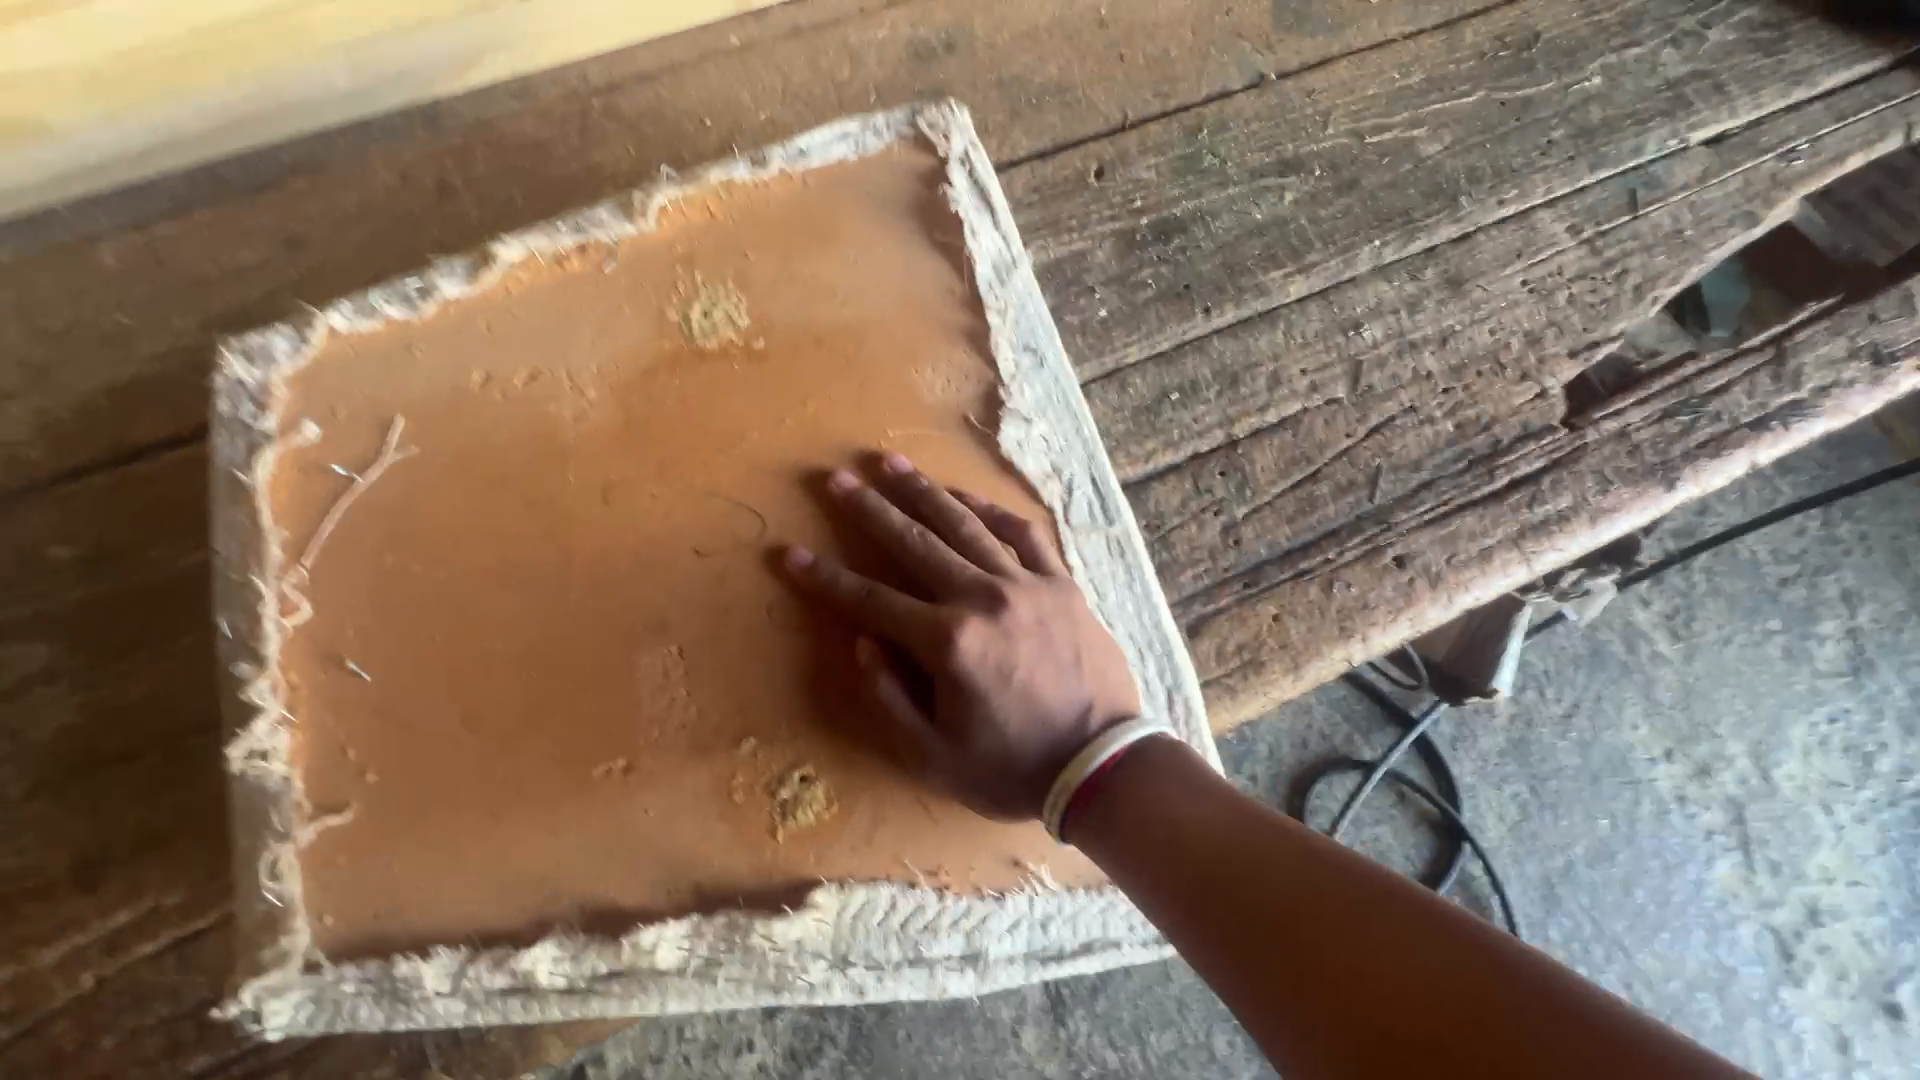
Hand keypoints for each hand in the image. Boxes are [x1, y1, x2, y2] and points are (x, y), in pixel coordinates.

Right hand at [780, 452, 1141, 821]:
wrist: (1101, 766)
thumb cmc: (1012, 769)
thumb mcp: (934, 756)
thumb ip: (890, 697)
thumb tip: (863, 642)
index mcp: (948, 643)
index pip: (870, 601)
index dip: (824, 578)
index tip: (790, 553)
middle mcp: (983, 599)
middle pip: (913, 544)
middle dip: (869, 510)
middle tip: (836, 479)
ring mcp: (1027, 585)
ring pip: (965, 525)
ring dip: (923, 492)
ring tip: (890, 463)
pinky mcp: (1061, 584)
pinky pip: (1023, 534)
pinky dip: (991, 511)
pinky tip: (965, 496)